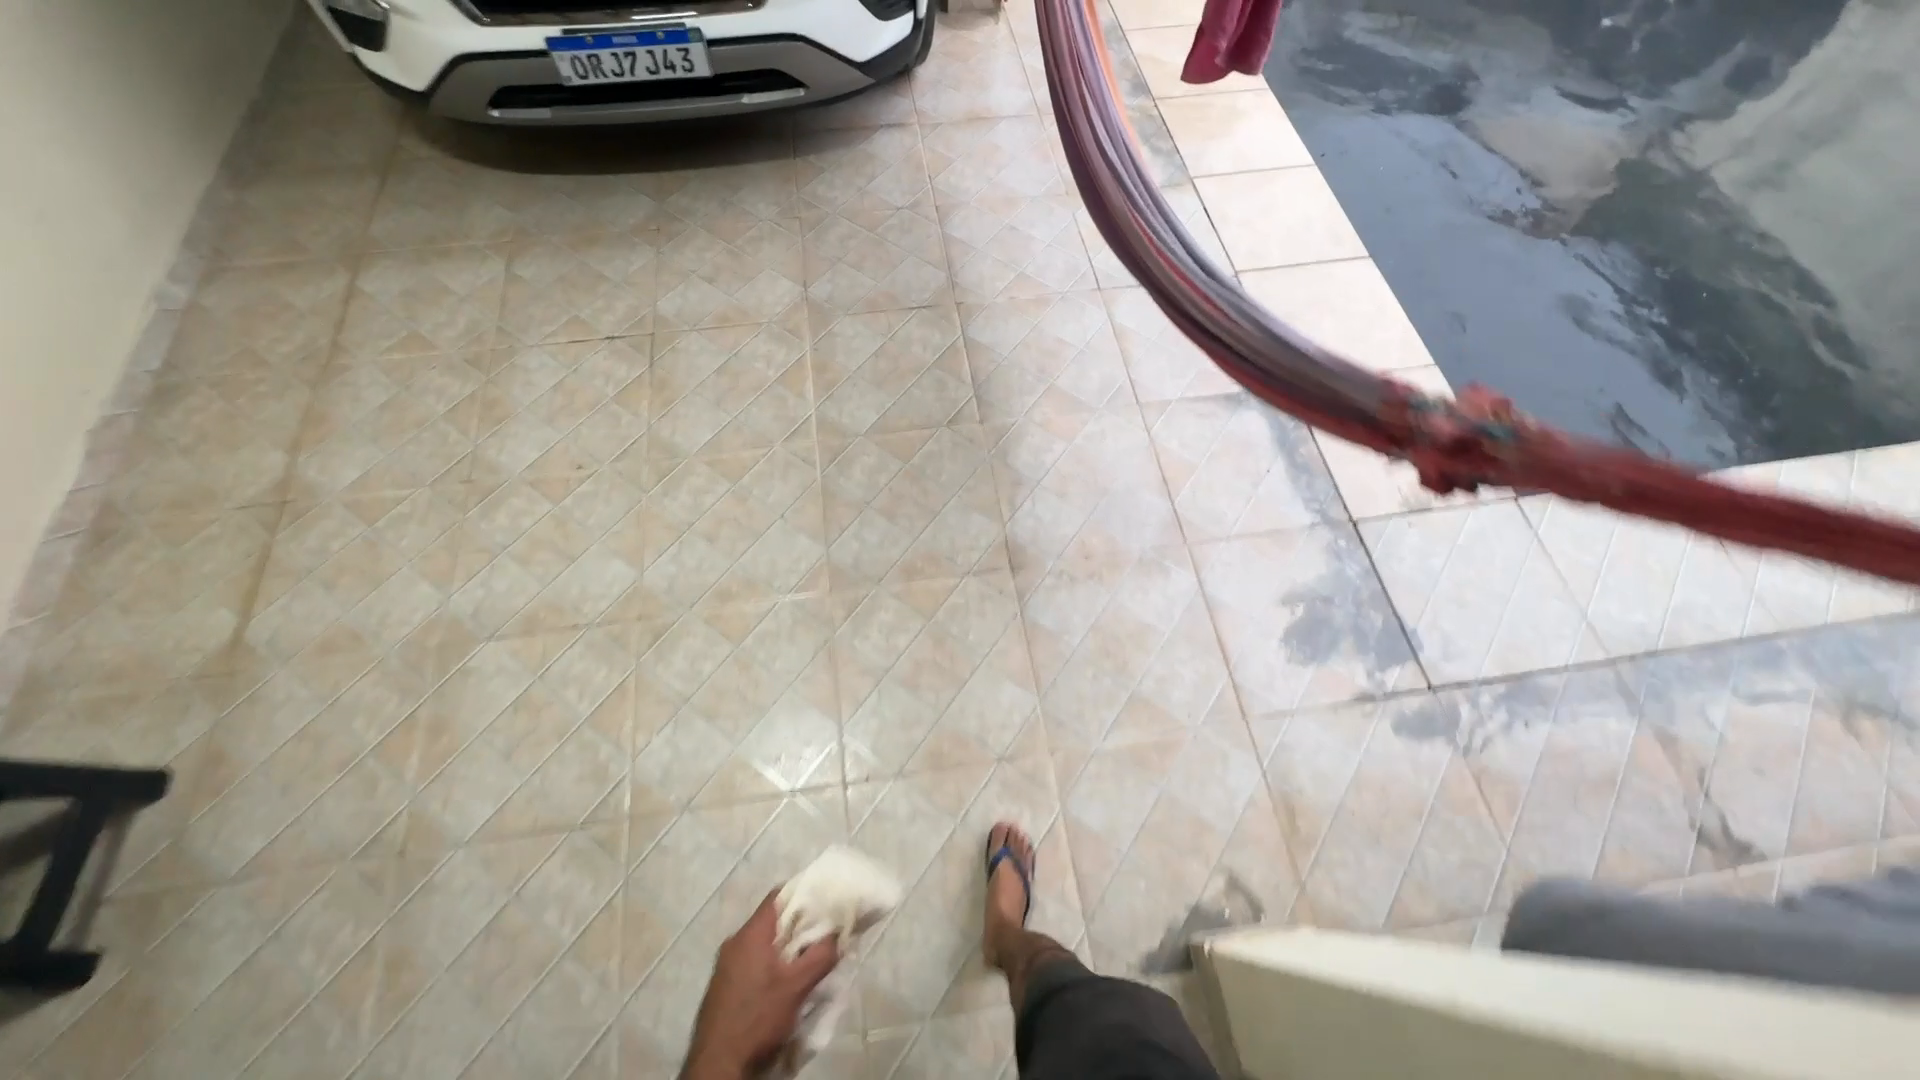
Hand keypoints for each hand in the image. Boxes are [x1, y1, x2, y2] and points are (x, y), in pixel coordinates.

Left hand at [682, 891, 840, 1079]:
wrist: (718, 1066)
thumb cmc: (757, 1018)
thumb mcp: (797, 987)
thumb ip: (821, 955)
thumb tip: (840, 932)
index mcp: (750, 934)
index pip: (779, 896)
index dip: (805, 893)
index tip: (828, 900)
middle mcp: (734, 943)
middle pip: (773, 921)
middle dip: (801, 926)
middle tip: (826, 934)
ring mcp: (726, 966)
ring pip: (764, 944)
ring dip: (788, 949)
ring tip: (812, 959)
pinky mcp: (725, 986)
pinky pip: (754, 962)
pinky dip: (774, 965)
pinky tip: (788, 982)